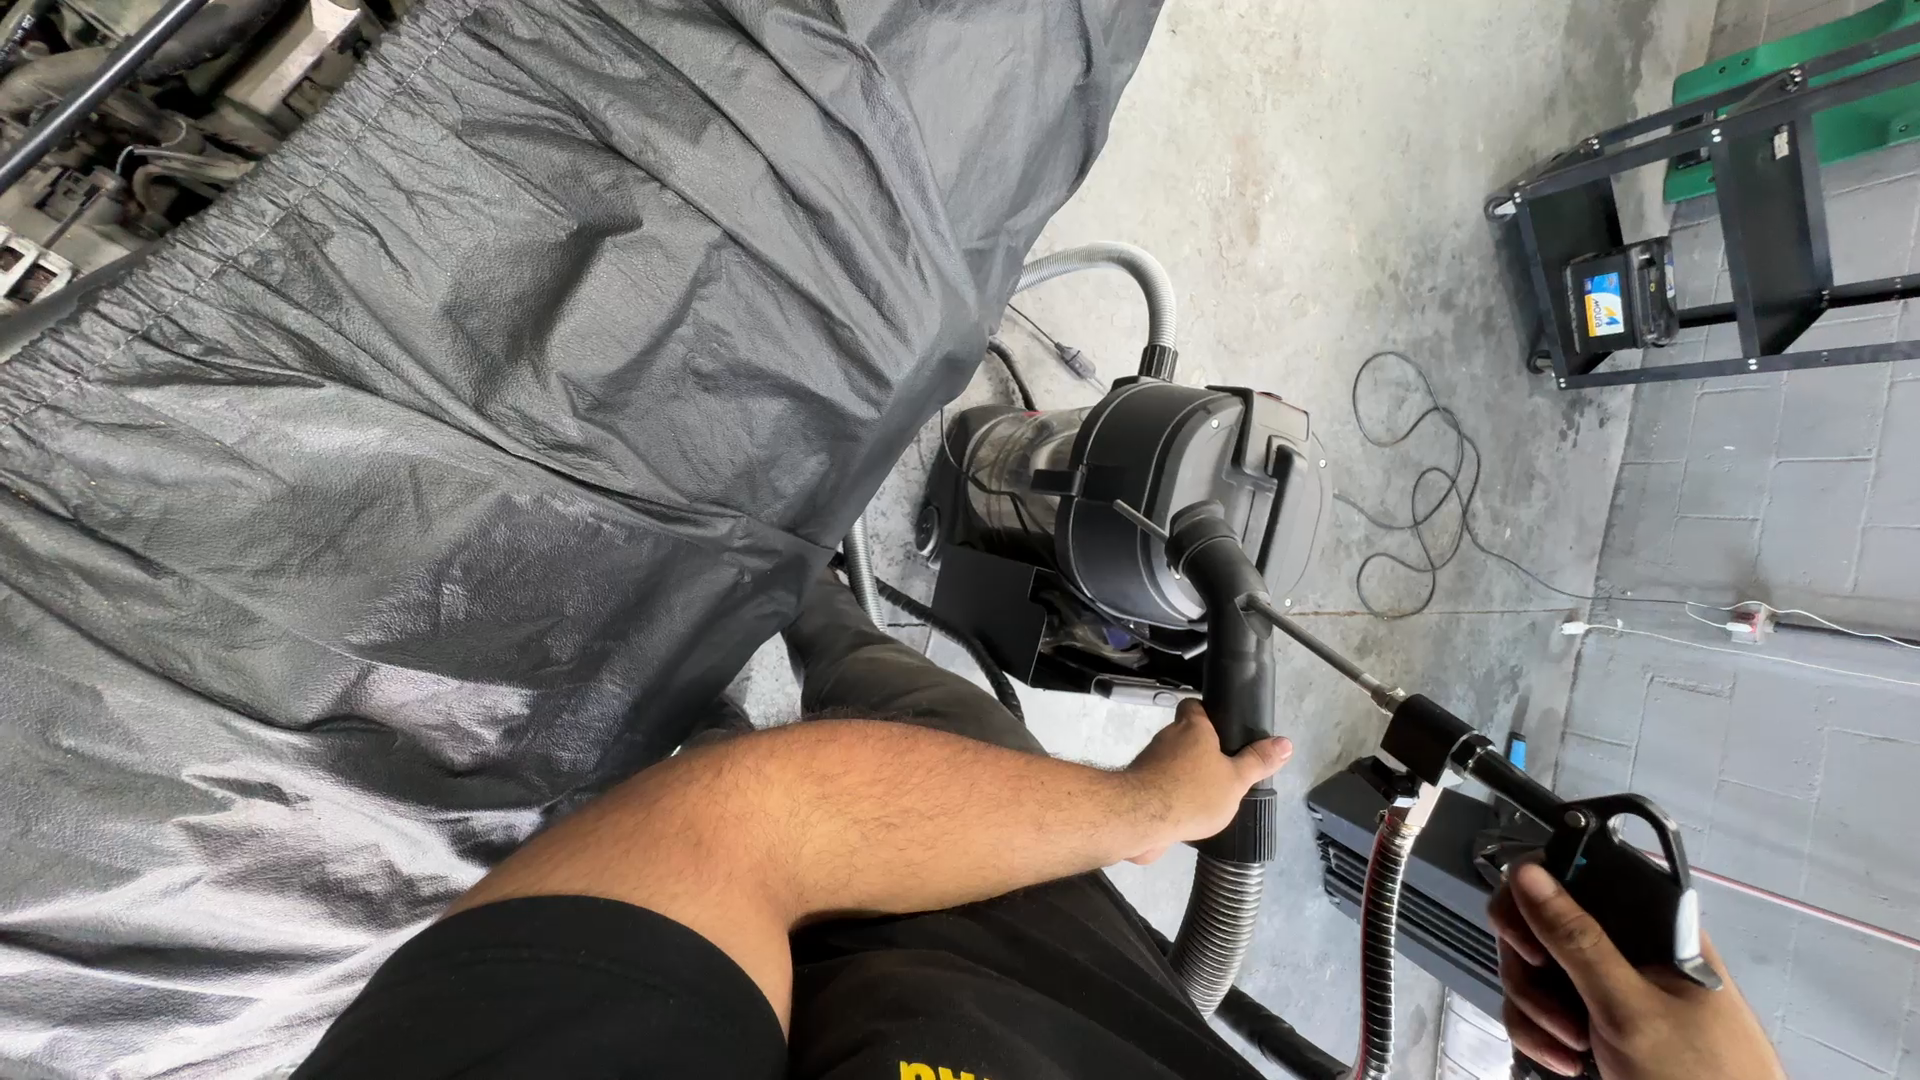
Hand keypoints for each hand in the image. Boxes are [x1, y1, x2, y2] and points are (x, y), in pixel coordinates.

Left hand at [1121, 700, 1290, 864]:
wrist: (1141, 819)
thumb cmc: (1192, 792)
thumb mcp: (1235, 779)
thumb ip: (1258, 762)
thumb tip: (1285, 743)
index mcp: (1190, 727)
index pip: (1194, 705)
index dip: (1208, 712)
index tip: (1226, 727)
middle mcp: (1167, 738)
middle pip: (1186, 736)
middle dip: (1204, 751)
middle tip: (1227, 770)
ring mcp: (1151, 761)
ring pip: (1175, 762)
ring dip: (1190, 775)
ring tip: (1213, 796)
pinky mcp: (1142, 786)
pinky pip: (1164, 784)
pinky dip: (1177, 795)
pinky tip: (1192, 813)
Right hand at [1490, 862, 1784, 1079]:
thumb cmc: (1694, 1079)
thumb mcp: (1630, 1009)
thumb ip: (1575, 938)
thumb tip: (1526, 869)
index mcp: (1652, 931)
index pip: (1577, 876)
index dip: (1536, 891)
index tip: (1523, 929)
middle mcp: (1623, 951)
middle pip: (1537, 923)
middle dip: (1529, 967)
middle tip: (1549, 999)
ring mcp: (1600, 989)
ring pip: (1527, 966)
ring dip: (1531, 1007)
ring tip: (1568, 1049)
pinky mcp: (1582, 1022)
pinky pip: (1530, 1005)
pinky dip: (1534, 1032)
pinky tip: (1563, 1062)